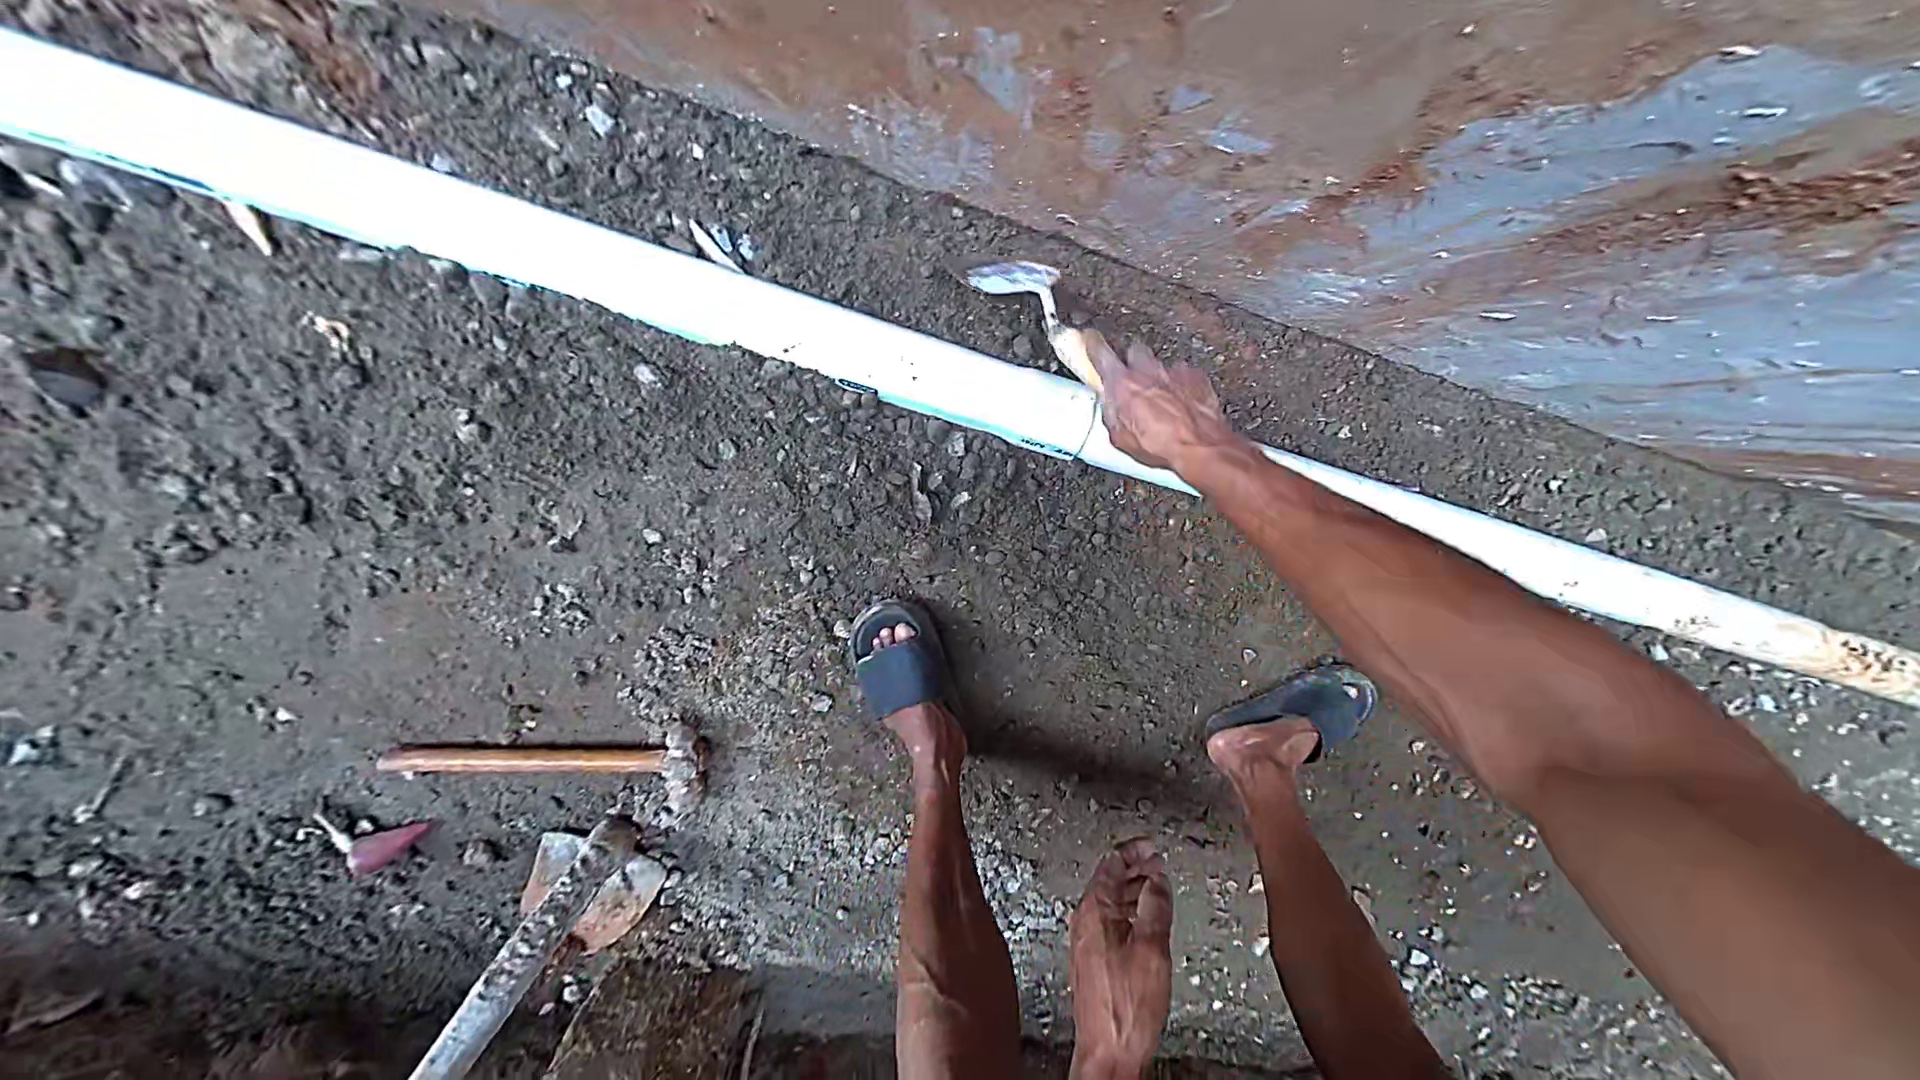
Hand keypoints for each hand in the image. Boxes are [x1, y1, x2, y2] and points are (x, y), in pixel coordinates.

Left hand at [1069, 838, 1172, 1079]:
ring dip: (1134, 888)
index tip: (1152, 846)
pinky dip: (1130, 909)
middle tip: (1158, 863)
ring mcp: (1086, 938)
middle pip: (1110, 879)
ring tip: (1157, 886)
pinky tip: (1145, 919)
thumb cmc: (1125, 1008)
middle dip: (1136, 868)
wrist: (1107, 1052)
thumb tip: (1158, 879)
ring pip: (1111, 899)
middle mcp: (1085, 919)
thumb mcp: (1151, 948)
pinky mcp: (1092, 956)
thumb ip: (1156, 907)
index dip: (1135, 850)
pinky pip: (1111, 918)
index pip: (1112, 863)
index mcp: (1094, 910)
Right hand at [1085, 331, 1242, 470]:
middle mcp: (1147, 371)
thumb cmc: (1161, 445)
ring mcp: (1173, 371)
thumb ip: (1111, 414)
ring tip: (1160, 404)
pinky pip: (1182, 375)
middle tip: (1131, 382)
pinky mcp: (1195, 377)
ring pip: (1159, 365)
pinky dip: (1179, 387)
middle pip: (1134, 352)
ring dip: (1157, 379)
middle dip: (1131, 363)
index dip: (1094, 345)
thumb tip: (1110, 409)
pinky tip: (1180, 406)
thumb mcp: (1120, 438)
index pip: (1101, 353)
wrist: (1199, 447)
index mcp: (1122, 384)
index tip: (1091, 341)